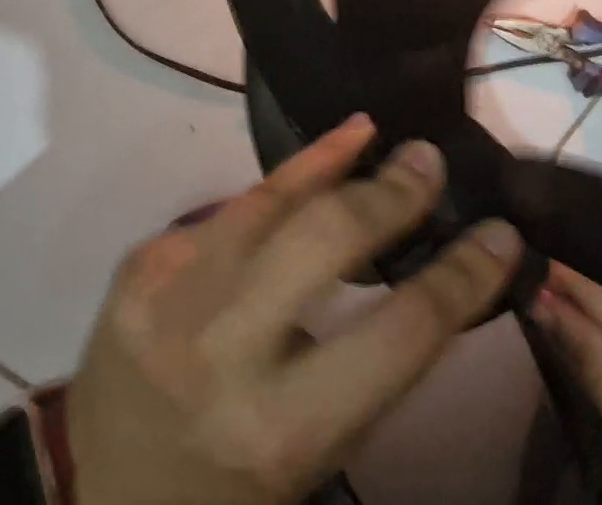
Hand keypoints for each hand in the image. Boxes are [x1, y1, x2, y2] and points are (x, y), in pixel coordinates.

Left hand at [65, 115, 523, 504]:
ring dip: (329, 162)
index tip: (500, 235)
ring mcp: (168, 300)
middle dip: (390, 194)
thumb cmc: (234, 483)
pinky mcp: (136, 271)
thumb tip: (432, 271)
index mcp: (282, 424)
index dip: (462, 276)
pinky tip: (309, 166)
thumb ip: (370, 363)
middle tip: (429, 160)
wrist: (101, 497)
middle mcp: (221, 353)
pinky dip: (276, 186)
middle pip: (325, 240)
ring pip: (265, 203)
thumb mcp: (317, 445)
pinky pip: (223, 210)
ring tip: (372, 133)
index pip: (401, 331)